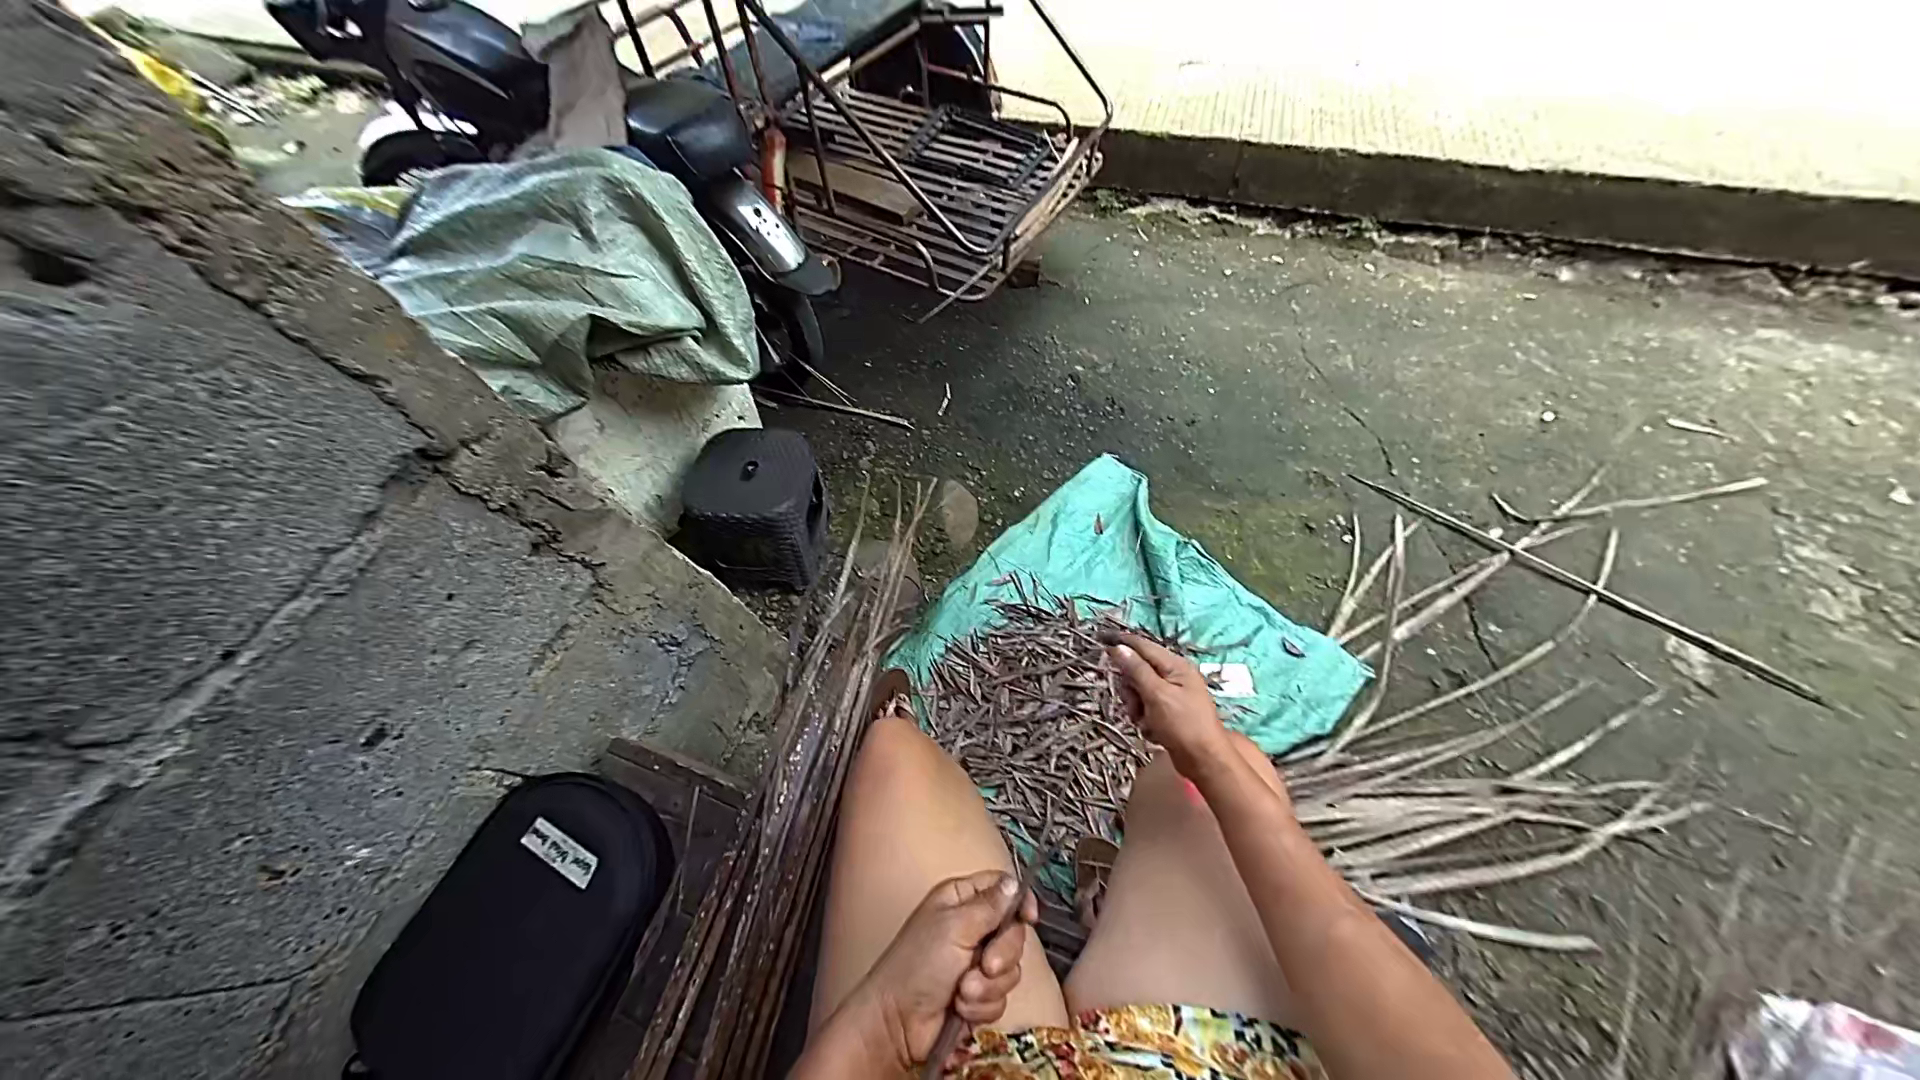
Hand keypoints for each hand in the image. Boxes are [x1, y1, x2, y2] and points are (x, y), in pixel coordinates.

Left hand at [822, 870, 1037, 1073]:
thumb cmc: (917, 965)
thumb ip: (990, 905)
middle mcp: (971, 926)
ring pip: (1010, 967)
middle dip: (1002, 953)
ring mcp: (975, 961)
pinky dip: (983, 1004)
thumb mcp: (955, 926)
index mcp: (961, 898)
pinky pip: (1001, 995)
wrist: (898, 1023)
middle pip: (1013, 930)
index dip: (1019, 900)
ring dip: (988, 985)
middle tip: (984, 964)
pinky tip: (961, 1007)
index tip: (1028, 917)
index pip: (1002, 887)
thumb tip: (1013, 883)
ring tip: (962, 990)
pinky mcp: (978, 993)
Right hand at [1105, 631, 1233, 776]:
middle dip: (1131, 689)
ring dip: (1136, 707)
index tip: (1100, 641)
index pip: (1143, 646)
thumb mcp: (1157, 694)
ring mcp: (1171, 695)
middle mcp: (1174, 676)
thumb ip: (1137, 670)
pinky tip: (1153, 731)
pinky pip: (1146, 708)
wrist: (1204, 762)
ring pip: (1138, 692)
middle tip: (1134, 704)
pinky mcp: (1168, 712)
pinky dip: (1145, 719)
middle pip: (1137, 671)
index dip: (1122, 643)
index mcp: (1175, 666)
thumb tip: (1119, 647)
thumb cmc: (1183, 725)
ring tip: (1145, 721)